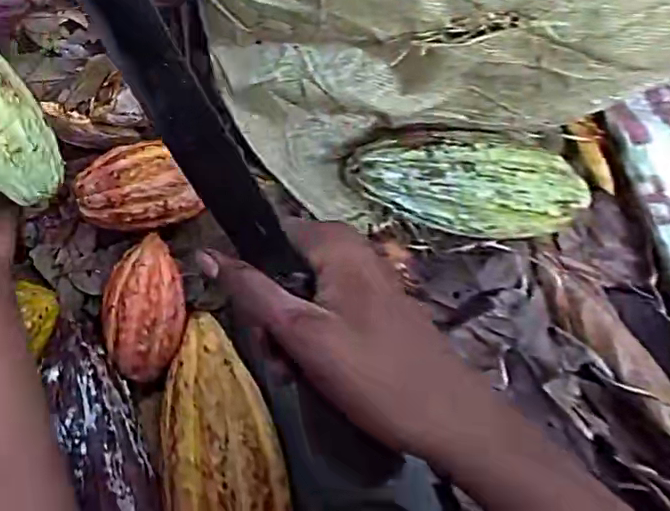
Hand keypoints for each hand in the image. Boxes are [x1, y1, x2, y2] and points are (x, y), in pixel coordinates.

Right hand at [196, 220, 515, 467]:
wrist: (465, 433)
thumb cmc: (378, 374)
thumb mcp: (300, 331)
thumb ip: (249, 288)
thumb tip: (204, 253)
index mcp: (332, 241)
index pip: (261, 235)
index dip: (244, 271)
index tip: (247, 314)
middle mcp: (348, 250)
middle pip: (278, 267)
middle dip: (268, 311)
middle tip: (273, 353)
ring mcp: (363, 280)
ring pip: (298, 292)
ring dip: (286, 330)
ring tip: (292, 371)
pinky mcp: (373, 309)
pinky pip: (323, 309)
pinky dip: (311, 337)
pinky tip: (313, 371)